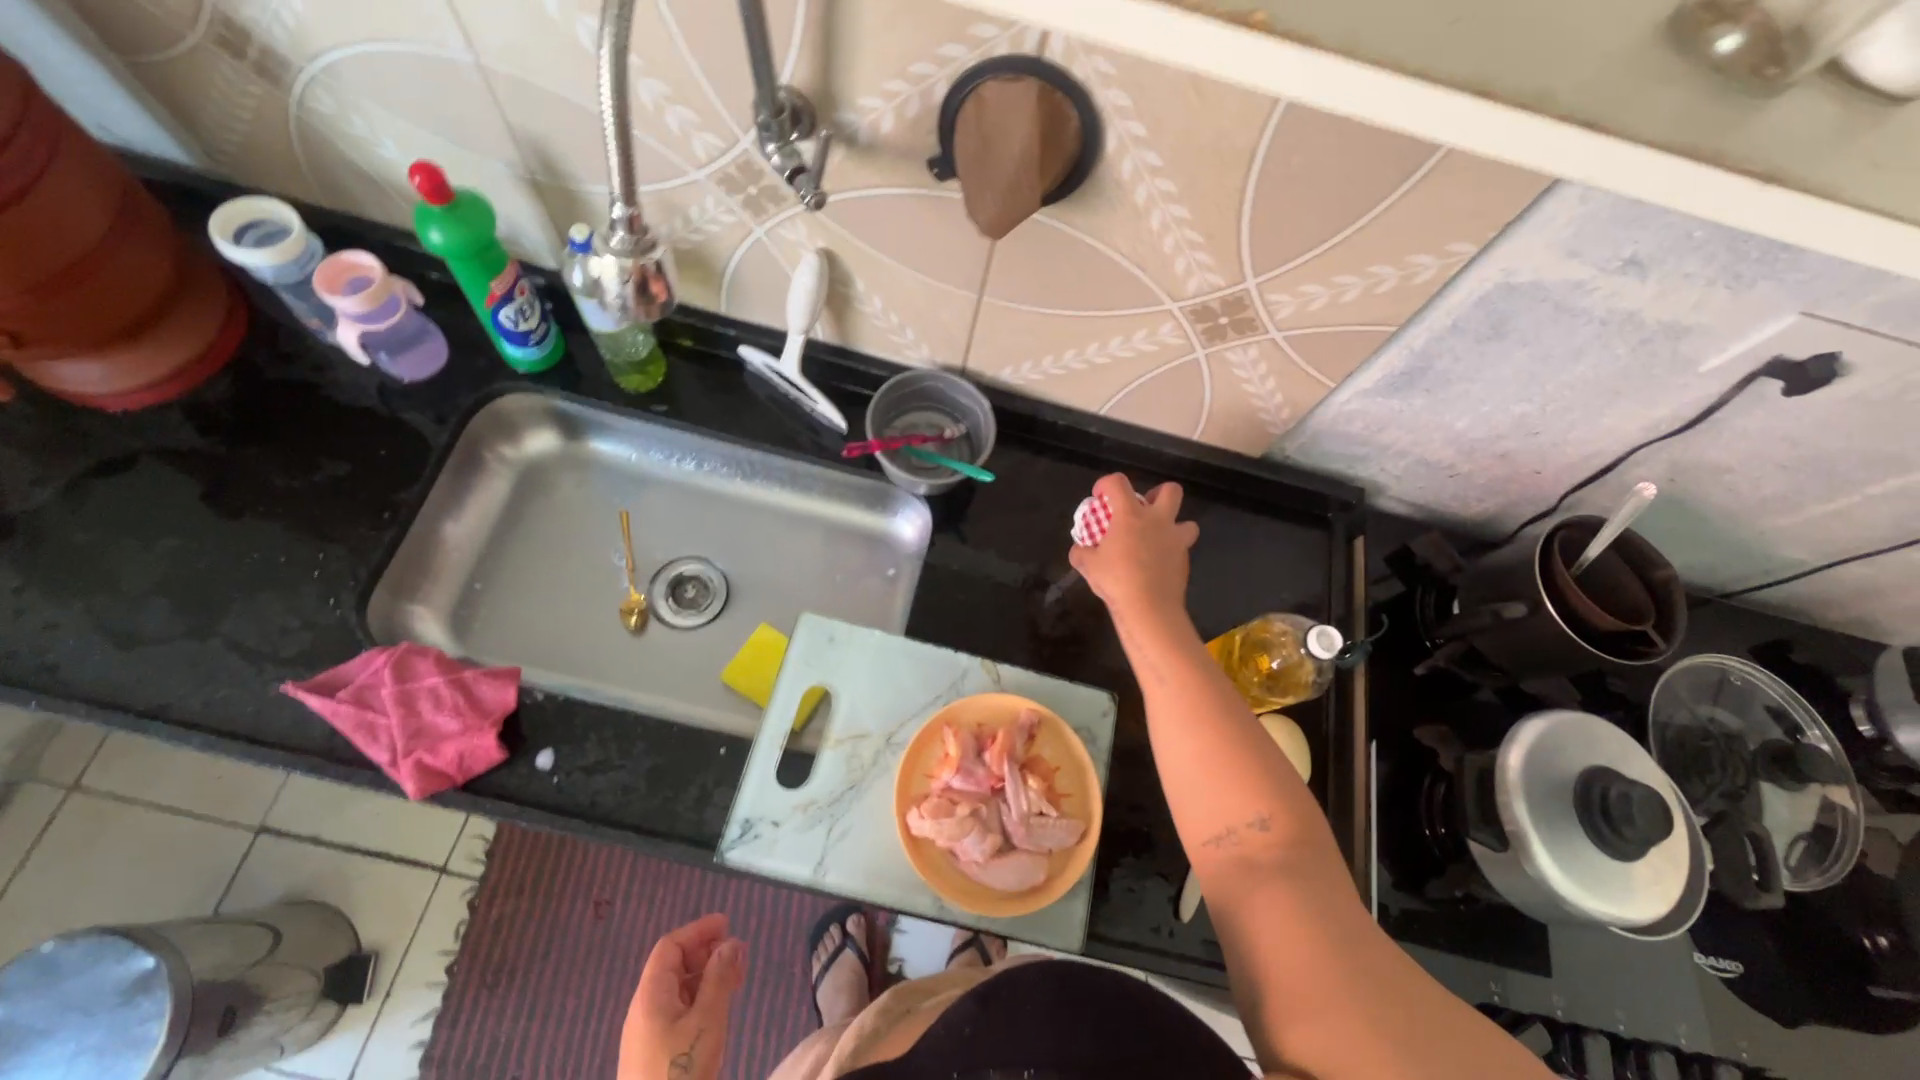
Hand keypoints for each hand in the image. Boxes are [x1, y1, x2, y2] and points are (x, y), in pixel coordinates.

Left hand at [617, 913, 746, 1079]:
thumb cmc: (681, 1069)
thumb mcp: (707, 1020)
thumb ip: (719, 978)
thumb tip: (729, 942)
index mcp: (650, 995)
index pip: (670, 947)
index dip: (698, 931)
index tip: (727, 923)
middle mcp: (643, 1008)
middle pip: (671, 966)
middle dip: (705, 952)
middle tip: (738, 953)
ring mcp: (646, 1032)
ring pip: (676, 990)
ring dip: (705, 976)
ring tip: (735, 978)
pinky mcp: (653, 1052)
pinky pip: (676, 1010)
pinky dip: (699, 998)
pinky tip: (718, 1008)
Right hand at [1068, 474, 1199, 623]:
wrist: (1149, 608)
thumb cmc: (1116, 580)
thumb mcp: (1088, 566)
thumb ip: (1081, 553)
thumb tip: (1079, 550)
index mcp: (1130, 515)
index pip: (1118, 483)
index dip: (1106, 483)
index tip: (1100, 495)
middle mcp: (1157, 521)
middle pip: (1170, 491)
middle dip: (1159, 493)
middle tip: (1145, 508)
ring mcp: (1175, 540)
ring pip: (1188, 522)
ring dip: (1175, 526)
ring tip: (1160, 538)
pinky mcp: (1185, 560)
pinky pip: (1182, 549)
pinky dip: (1172, 553)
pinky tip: (1158, 566)